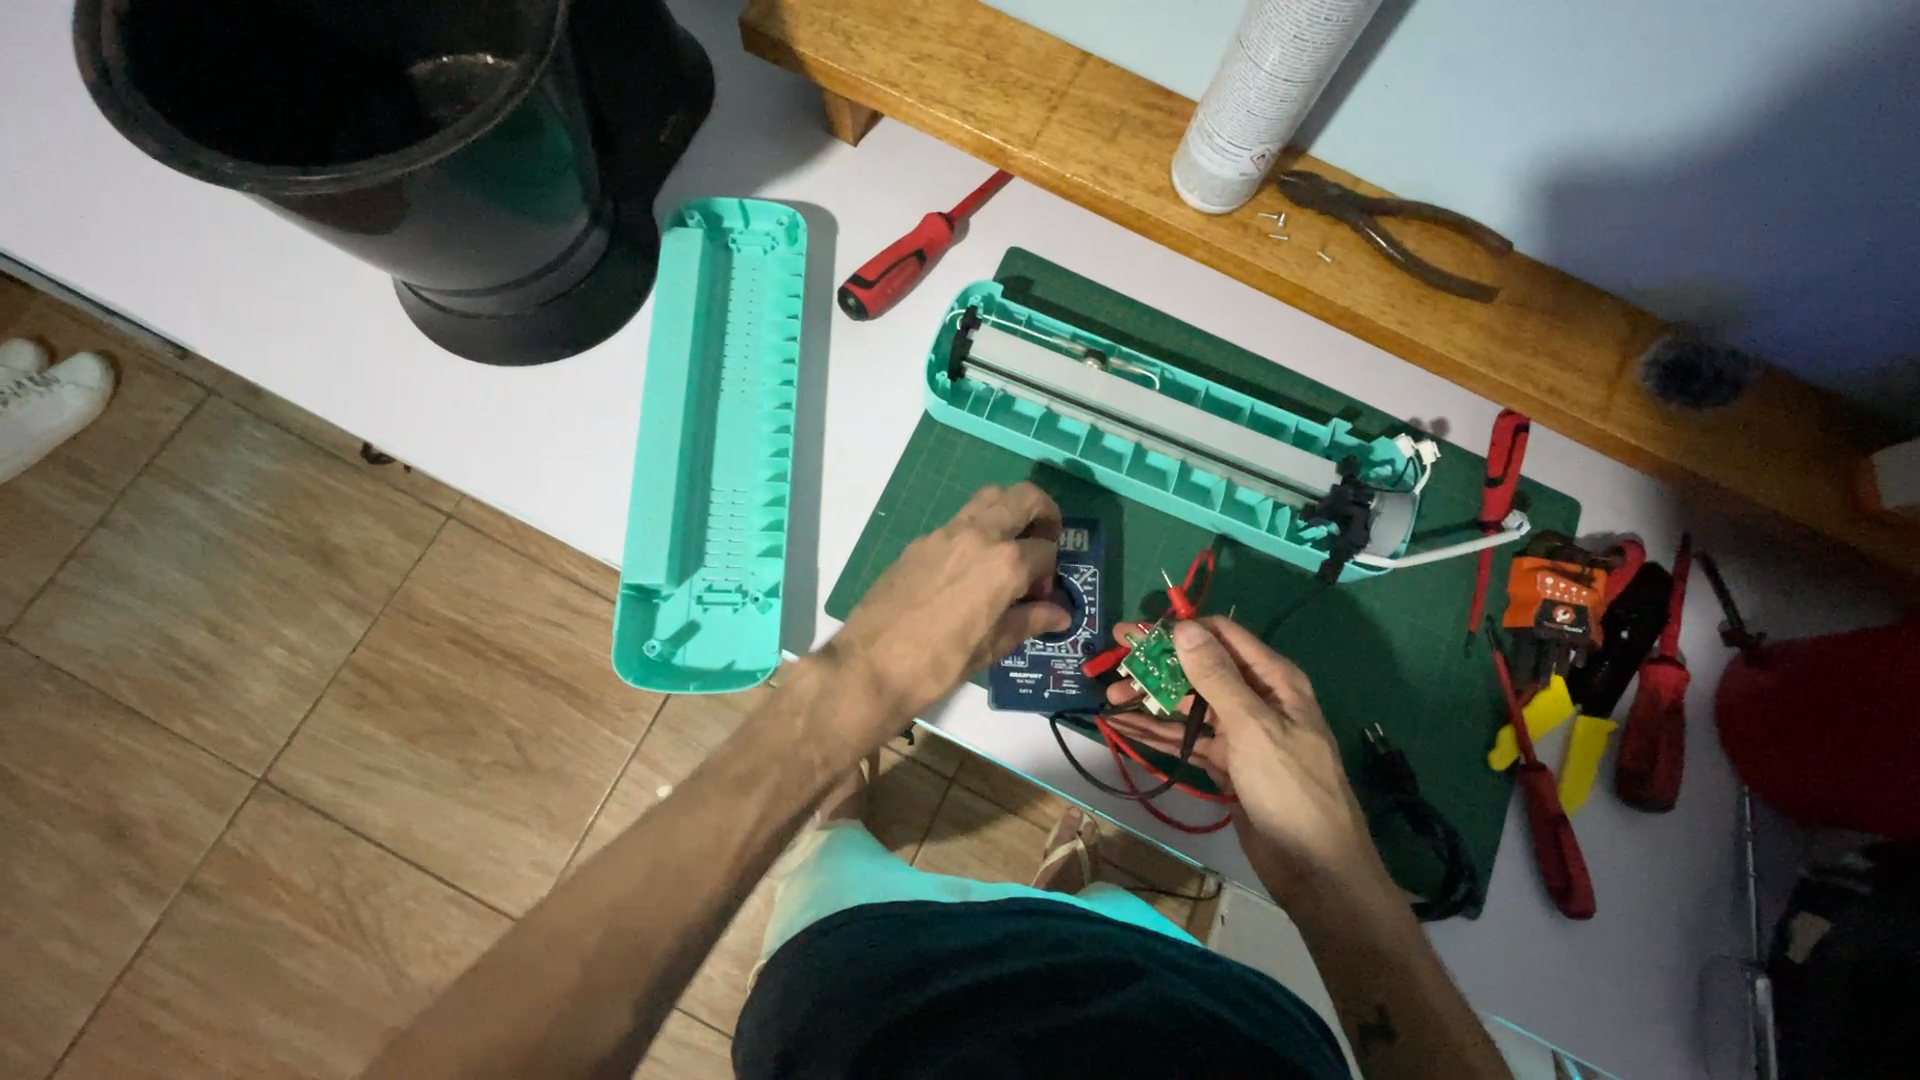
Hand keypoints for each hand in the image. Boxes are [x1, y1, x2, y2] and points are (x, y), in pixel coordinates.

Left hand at [826, 483, 1069, 729]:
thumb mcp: (991, 647)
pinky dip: (976, 532)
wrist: (870, 665)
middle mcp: (978, 536)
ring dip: (1008, 513)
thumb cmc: (939, 664)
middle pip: (1024, 497)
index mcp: (1004, 563)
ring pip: (989, 499)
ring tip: (1008, 549)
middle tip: (1043, 543)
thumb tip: (1059, 615)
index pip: (1047, 551)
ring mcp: (945, 534)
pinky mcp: (919, 542)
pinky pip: (959, 522)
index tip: (1040, 599)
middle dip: (1044, 514)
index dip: (1051, 575)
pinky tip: (969, 570)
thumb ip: (1029, 622)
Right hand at [1104, 617, 1394, 904]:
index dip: (1179, 631)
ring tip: (1109, 697)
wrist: (1315, 869)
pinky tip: (1123, 726)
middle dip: (1156, 666)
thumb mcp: (1253, 725)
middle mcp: (1255, 698)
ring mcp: (1239, 732)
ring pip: (1187, 705)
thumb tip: (1184, 627)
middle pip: (1198, 670)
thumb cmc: (1290, 787)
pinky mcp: (1225, 763)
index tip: (1137, 634)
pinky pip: (1186, 739)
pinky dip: (1157, 732)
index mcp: (1273, 680)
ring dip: (1150, 699)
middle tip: (1112, 662)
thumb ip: (1216, 675)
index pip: (1222, 637)